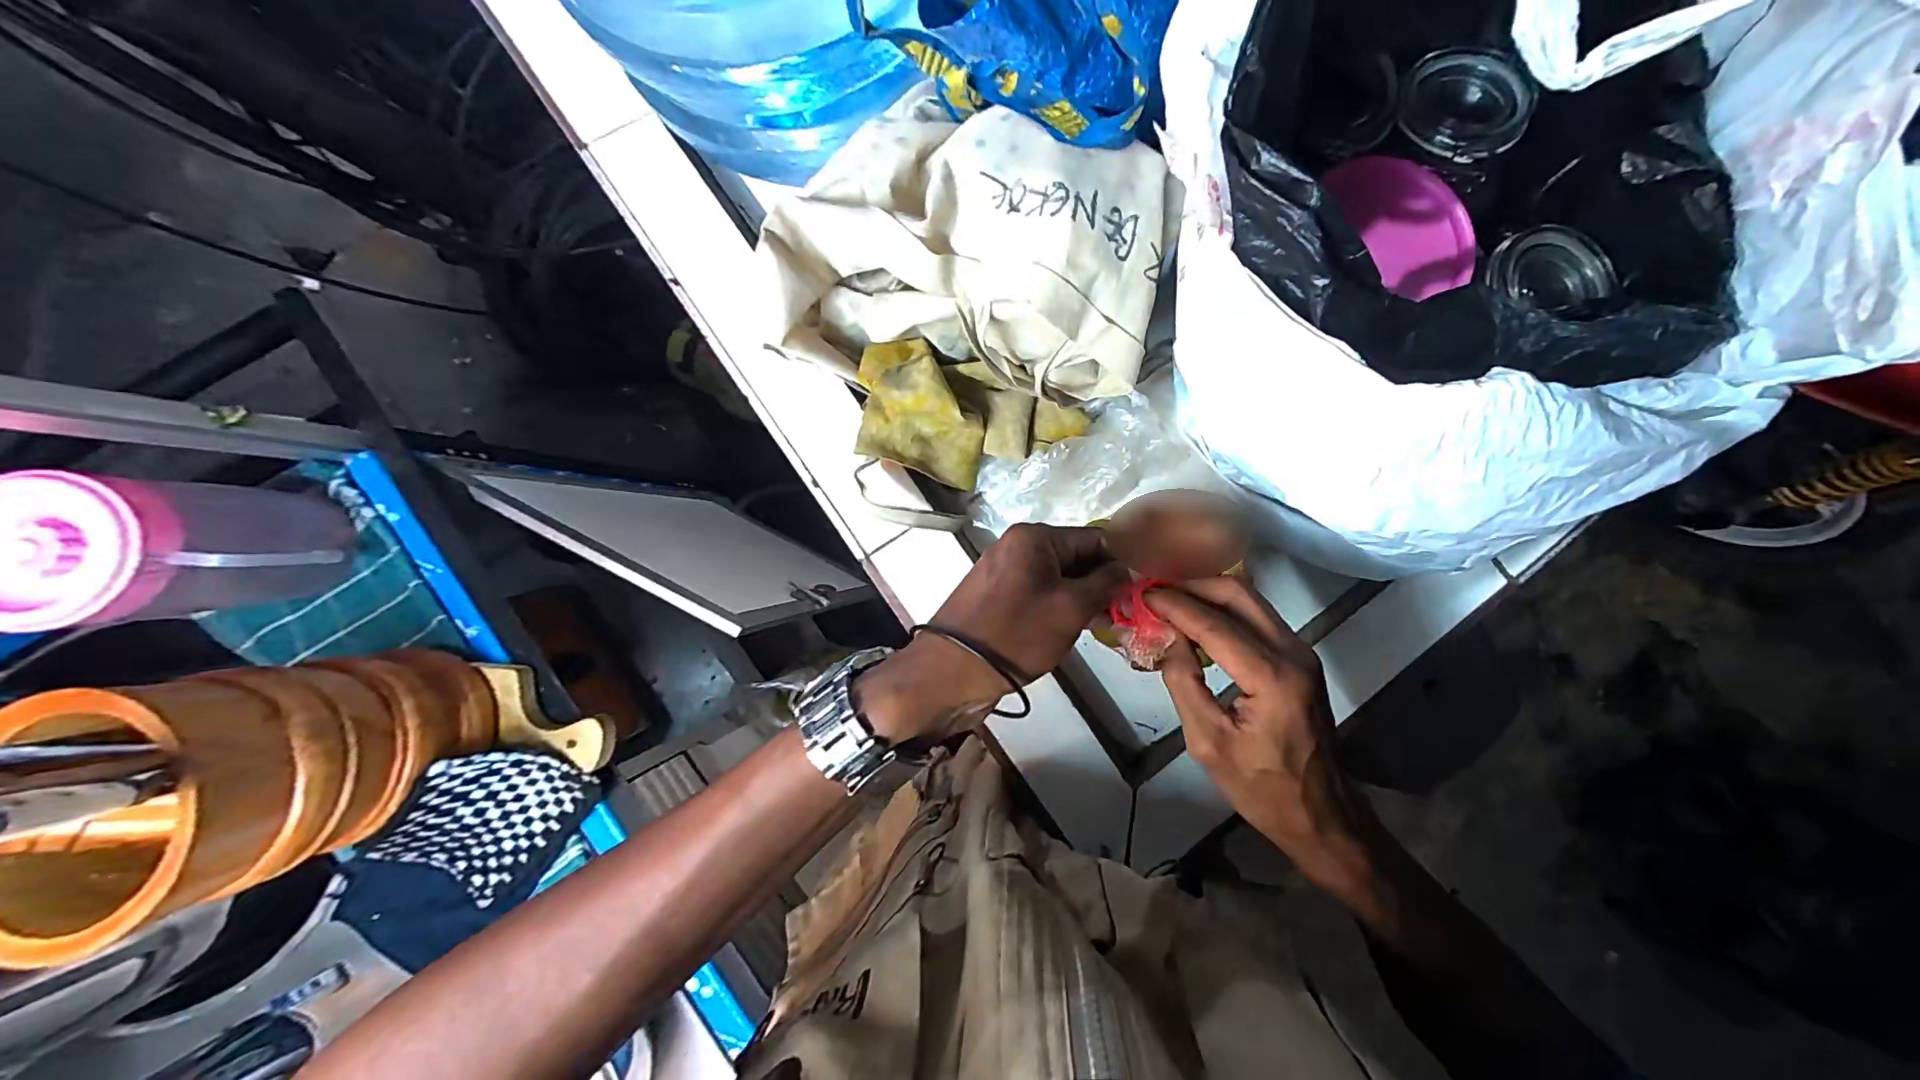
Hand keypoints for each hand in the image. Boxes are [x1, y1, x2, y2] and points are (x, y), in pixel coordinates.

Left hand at [858, 524, 1127, 740]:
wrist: (951, 672)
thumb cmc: (1015, 634)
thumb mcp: (1069, 608)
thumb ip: (1104, 583)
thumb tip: (1127, 568)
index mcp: (1034, 537)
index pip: (1094, 538)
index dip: (1122, 561)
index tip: (1145, 587)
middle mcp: (1017, 546)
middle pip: (1076, 557)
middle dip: (1102, 583)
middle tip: (1128, 612)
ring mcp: (1005, 570)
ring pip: (1058, 578)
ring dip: (1082, 599)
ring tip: (1107, 625)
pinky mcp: (997, 596)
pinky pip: (1039, 593)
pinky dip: (1059, 607)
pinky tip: (1077, 629)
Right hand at [1145, 578, 1376, 870]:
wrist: (1323, 814)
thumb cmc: (1262, 788)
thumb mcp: (1208, 742)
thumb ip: (1184, 683)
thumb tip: (1167, 638)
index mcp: (1272, 678)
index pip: (1214, 623)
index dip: (1174, 605)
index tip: (1141, 595)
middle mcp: (1293, 654)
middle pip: (1238, 594)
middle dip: (1192, 586)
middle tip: (1154, 593)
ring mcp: (1301, 654)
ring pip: (1250, 601)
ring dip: (1207, 595)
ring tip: (1168, 603)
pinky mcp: (1299, 660)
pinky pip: (1257, 618)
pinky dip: (1223, 611)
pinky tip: (1196, 623)